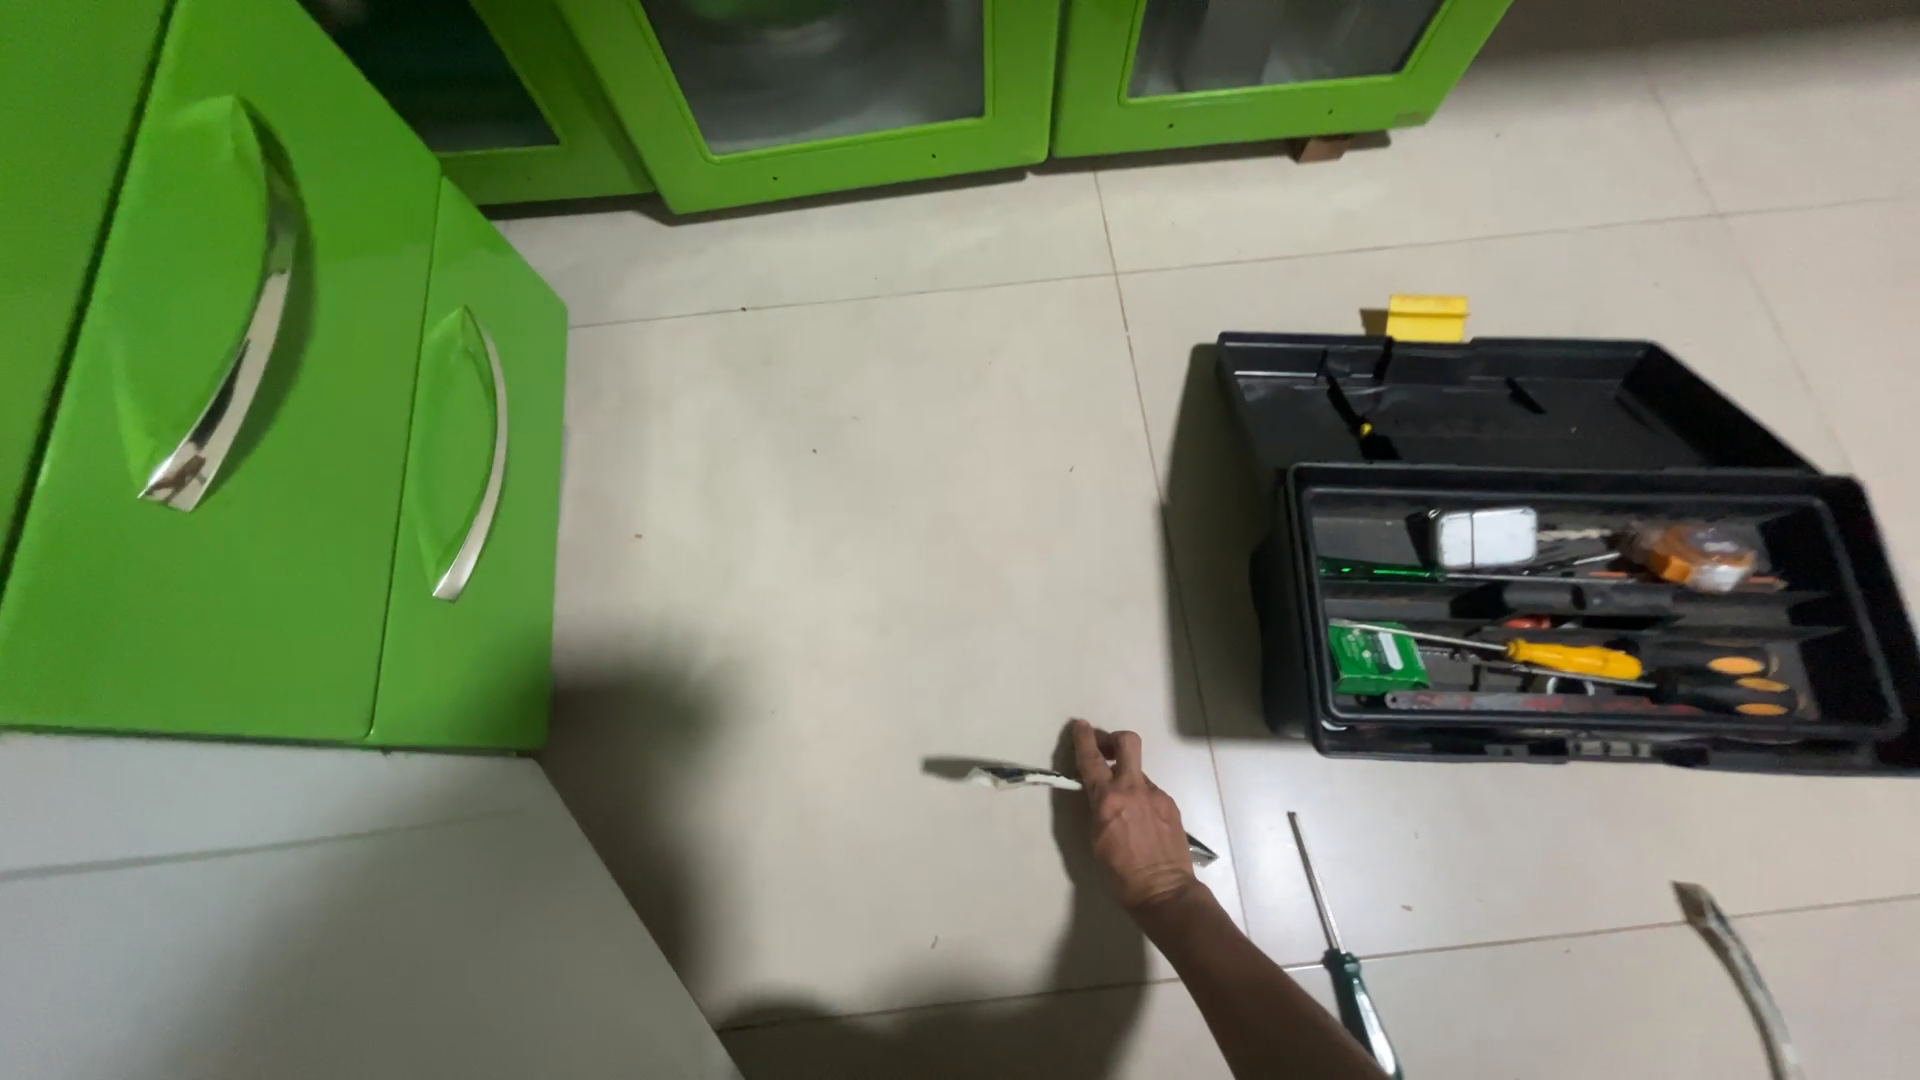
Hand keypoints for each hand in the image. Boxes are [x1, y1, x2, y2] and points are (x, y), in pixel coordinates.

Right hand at [1069, 718, 1199, 912]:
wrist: (1164, 892)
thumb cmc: (1120, 873)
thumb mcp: (1096, 838)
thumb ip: (1097, 807)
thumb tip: (1099, 793)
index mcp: (1108, 799)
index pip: (1091, 759)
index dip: (1083, 738)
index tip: (1079, 725)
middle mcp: (1133, 789)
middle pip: (1127, 742)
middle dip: (1113, 738)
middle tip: (1105, 749)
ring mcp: (1156, 795)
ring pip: (1138, 772)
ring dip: (1127, 779)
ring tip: (1124, 807)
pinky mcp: (1170, 805)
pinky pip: (1150, 792)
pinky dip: (1141, 799)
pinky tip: (1141, 823)